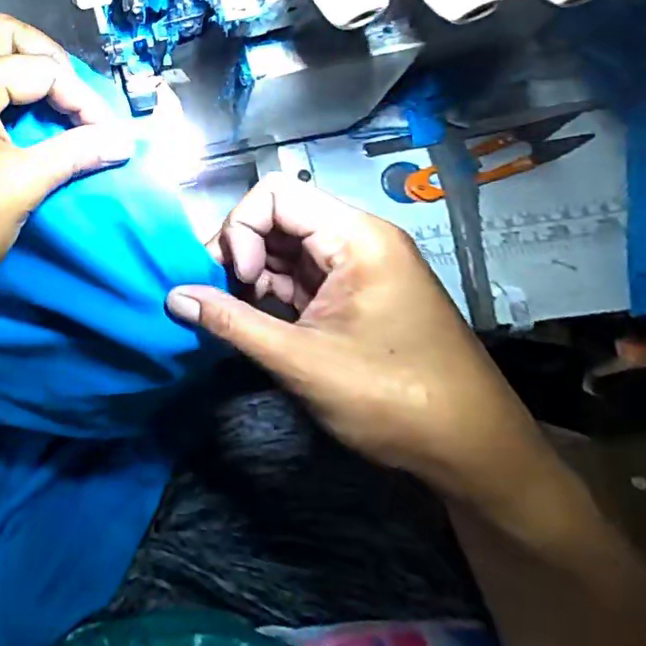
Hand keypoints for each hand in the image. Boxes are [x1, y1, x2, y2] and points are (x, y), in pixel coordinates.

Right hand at [164, 174, 568, 523]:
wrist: (473, 450)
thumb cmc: (393, 399)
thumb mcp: (302, 361)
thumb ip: (232, 322)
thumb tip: (173, 297)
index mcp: (356, 237)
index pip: (275, 194)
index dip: (241, 230)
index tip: (236, 281)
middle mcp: (358, 240)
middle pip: (279, 218)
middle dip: (240, 253)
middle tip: (218, 299)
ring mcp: (359, 268)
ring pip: (287, 249)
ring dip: (253, 276)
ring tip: (232, 315)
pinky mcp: (356, 295)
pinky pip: (303, 277)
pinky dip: (273, 294)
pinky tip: (256, 321)